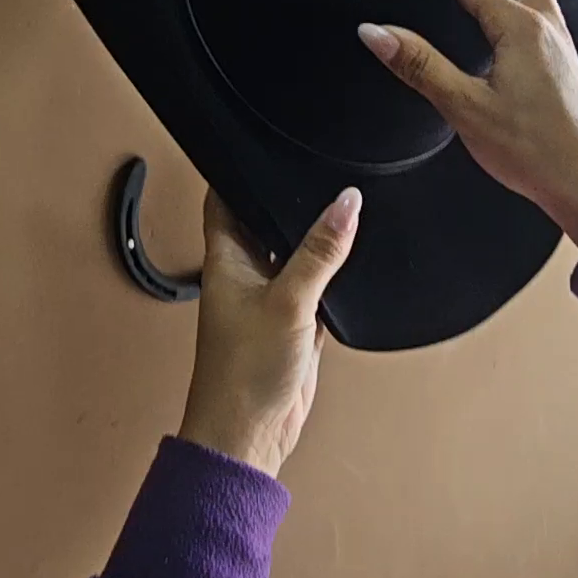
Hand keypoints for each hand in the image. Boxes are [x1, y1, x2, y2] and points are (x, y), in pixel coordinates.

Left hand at [177, 188, 360, 477]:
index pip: (224, 198)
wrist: (250, 437)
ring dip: (313, 234)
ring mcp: (271, 295)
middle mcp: (246, 271)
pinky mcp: (295, 320)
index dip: (238, 169)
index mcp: (226, 258)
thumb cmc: (244, 373)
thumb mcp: (288, 301)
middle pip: (265, 220)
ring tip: (344, 201)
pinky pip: (315, 283)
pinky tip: (353, 255)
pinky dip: (331, 271)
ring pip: (294, 251)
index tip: (264, 140)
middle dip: (287, 197)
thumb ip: (320, 251)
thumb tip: (347, 201)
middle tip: (320, 163)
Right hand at [357, 0, 577, 248]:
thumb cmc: (533, 149)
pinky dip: (526, 6)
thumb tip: (377, 30)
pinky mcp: (565, 71)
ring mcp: (562, 50)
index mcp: (522, 29)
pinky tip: (509, 30)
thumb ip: (421, 65)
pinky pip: (545, 21)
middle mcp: (548, 30)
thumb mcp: (465, 106)